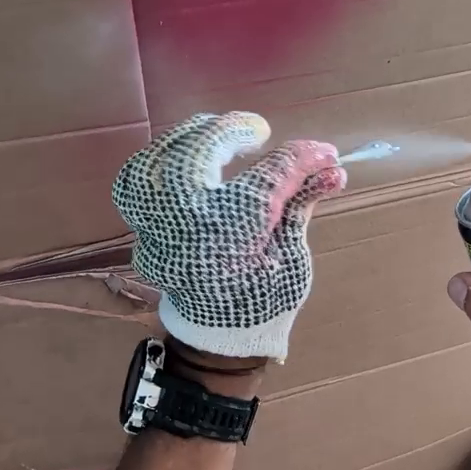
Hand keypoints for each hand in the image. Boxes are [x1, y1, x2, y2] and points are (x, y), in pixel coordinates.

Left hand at [114, 112, 345, 361]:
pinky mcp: (141, 227)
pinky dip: (162, 159)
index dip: (301, 158)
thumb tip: (332, 165)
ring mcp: (155, 225)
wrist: (217, 338)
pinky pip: (138, 182)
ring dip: (191, 137)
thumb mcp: (290, 253)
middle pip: (199, 152)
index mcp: (232, 231)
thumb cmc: (262, 296)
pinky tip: (189, 152)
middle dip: (231, 131)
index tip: (324, 151)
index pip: (270, 176)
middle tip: (258, 130)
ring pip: (158, 160)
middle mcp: (186, 223)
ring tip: (219, 132)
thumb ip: (303, 200)